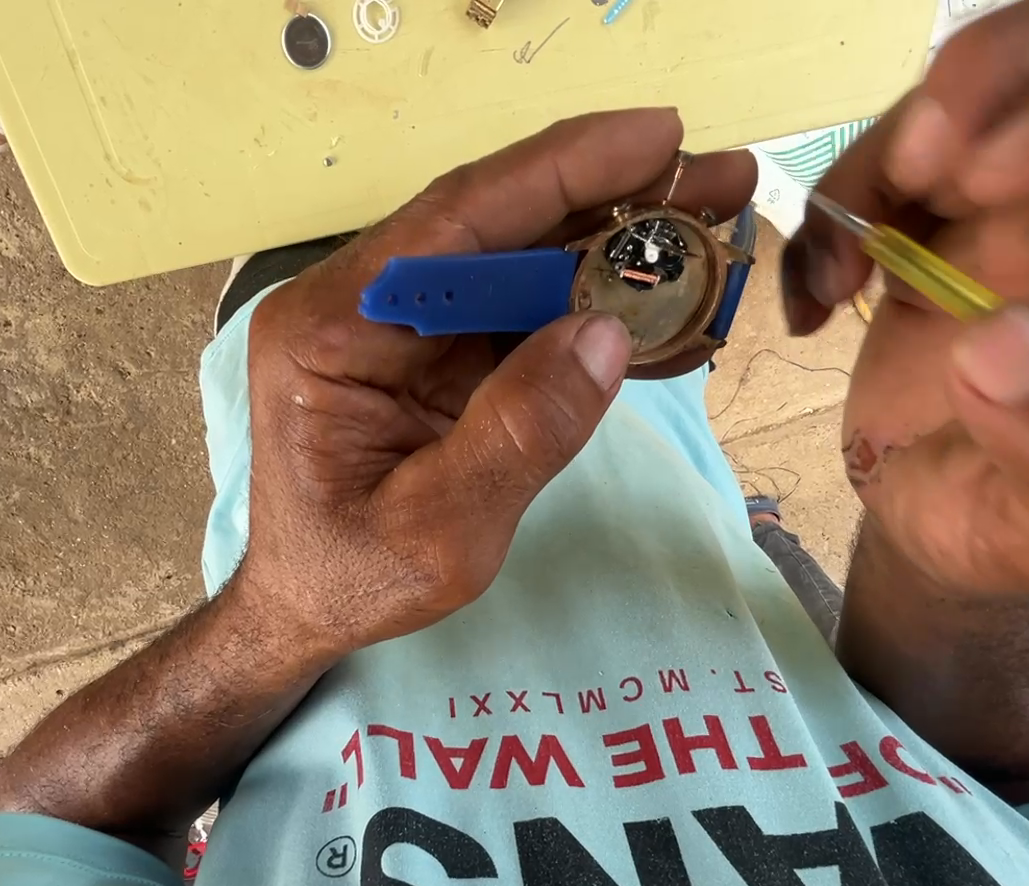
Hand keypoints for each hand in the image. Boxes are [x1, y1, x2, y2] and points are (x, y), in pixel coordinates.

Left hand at [236, 110, 756, 653]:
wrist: (309, 606)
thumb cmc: (353, 578)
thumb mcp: (439, 529)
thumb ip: (519, 432)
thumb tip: (606, 333)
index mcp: (329, 332)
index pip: (453, 226)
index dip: (562, 173)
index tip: (662, 136)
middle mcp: (356, 309)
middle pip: (493, 232)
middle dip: (609, 204)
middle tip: (719, 180)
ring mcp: (396, 332)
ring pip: (514, 270)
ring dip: (610, 255)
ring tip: (709, 237)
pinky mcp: (428, 360)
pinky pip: (515, 322)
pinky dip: (586, 318)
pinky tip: (657, 315)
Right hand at [783, 0, 1028, 594]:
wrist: (930, 521)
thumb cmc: (1015, 532)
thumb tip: (1004, 340)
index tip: (991, 176)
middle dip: (1005, 70)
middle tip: (915, 165)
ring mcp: (1024, 204)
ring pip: (982, 86)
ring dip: (885, 156)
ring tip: (835, 273)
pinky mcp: (933, 222)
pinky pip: (884, 165)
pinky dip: (827, 216)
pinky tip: (810, 302)